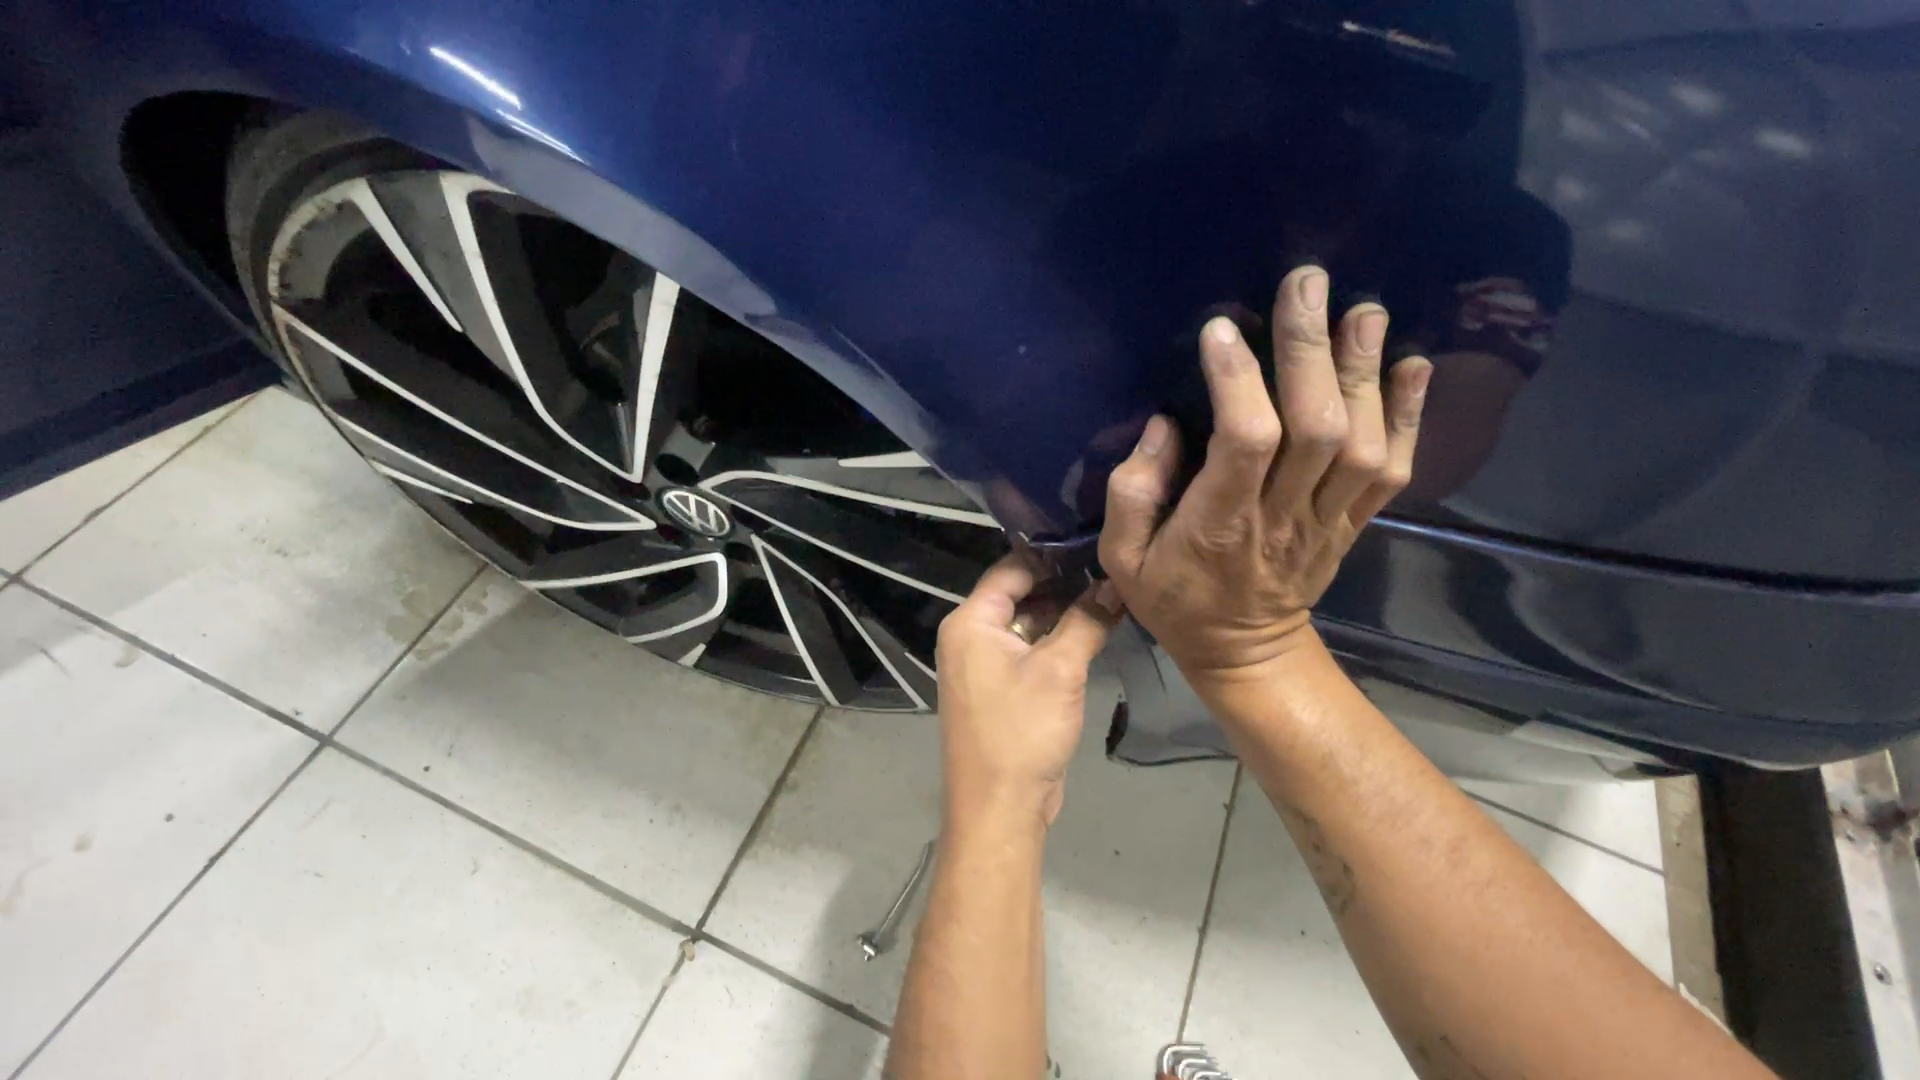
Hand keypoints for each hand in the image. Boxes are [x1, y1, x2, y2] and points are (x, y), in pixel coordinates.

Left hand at [935, 555, 1123, 830]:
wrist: (1000, 807)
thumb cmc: (1022, 731)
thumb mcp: (1060, 670)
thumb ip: (1087, 620)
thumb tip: (1114, 584)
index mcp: (970, 622)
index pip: (1012, 569)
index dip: (1052, 556)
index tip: (1096, 547)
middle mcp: (969, 637)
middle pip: (1019, 596)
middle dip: (1063, 586)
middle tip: (1112, 572)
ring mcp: (983, 666)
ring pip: (1027, 625)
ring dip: (1063, 616)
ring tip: (1112, 597)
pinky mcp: (1000, 690)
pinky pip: (1028, 653)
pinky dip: (1056, 643)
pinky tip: (1094, 633)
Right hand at [1099, 266, 1432, 693]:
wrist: (1244, 652)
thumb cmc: (1174, 601)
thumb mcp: (1122, 561)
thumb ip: (1132, 494)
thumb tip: (1164, 426)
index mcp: (1219, 524)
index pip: (1244, 441)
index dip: (1239, 381)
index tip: (1224, 328)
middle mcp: (1283, 516)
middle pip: (1313, 428)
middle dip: (1311, 351)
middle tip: (1307, 283)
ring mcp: (1327, 520)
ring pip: (1360, 443)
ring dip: (1365, 372)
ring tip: (1364, 310)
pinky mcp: (1352, 523)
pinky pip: (1392, 470)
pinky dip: (1407, 417)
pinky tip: (1412, 365)